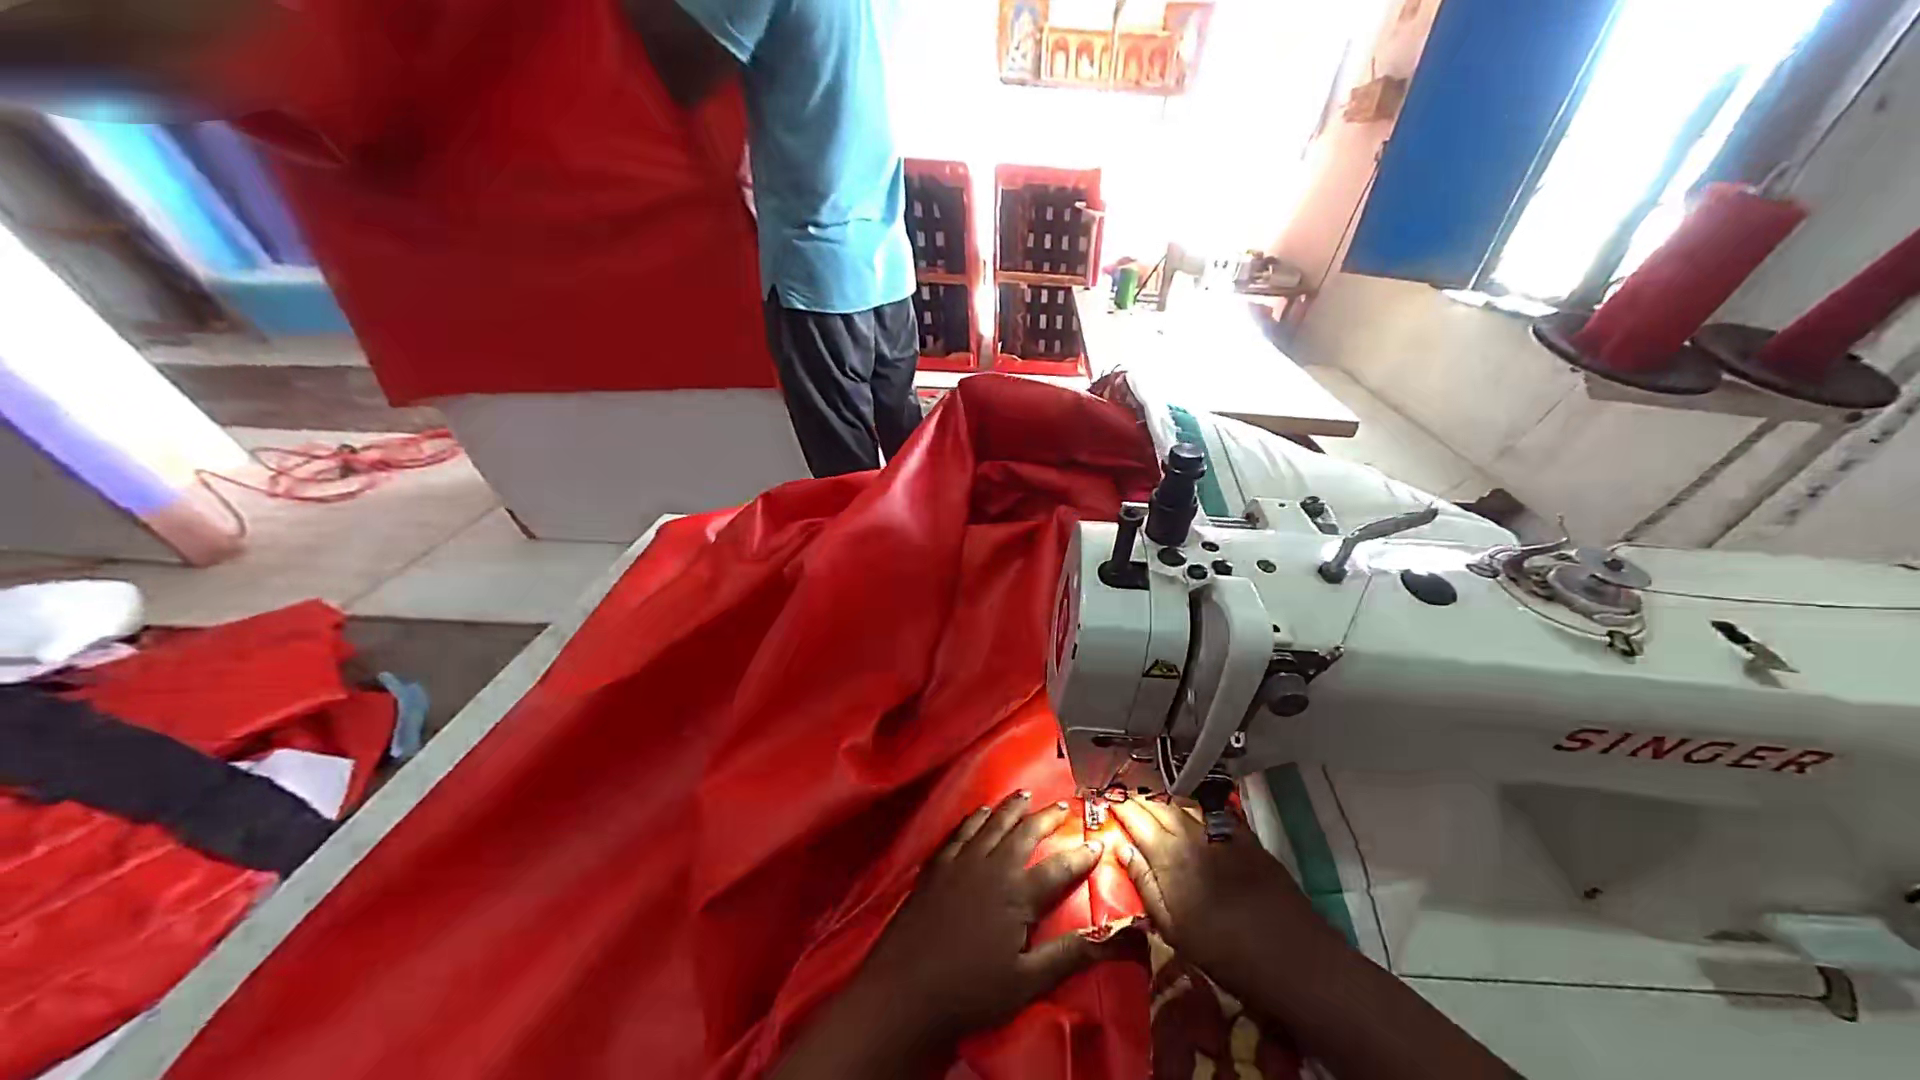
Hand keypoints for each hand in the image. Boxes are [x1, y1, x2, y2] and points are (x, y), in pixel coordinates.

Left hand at [772, 791, 1126, 1079]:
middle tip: (1063, 805)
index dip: (1080, 856)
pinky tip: (980, 813)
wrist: (905, 988)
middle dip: (1046, 817)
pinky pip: (961, 831)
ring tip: (1025, 795)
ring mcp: (960, 861)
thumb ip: (1069, 954)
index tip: (1098, 843)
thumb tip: (1116, 935)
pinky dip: (975, 818)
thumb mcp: (1027, 981)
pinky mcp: (937, 865)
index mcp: (1017, 894)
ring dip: (1011, 808)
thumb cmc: (971, 990)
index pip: (1058, 869)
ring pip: (991, 824)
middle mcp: (991, 867)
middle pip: (1024, 833)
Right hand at [1111, 796, 1336, 998]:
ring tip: (1149, 799)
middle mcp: (1193, 834)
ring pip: (1184, 804)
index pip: (1136, 819)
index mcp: (1169, 856)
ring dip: (1163, 798)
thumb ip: (1145, 884)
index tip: (1104, 800)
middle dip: (1138, 799)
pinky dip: (1195, 805)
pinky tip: (1190, 807)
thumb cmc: (1224, 951)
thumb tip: (1121, 848)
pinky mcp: (1246, 838)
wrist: (1292, 958)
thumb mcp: (1173, 928)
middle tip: (1123, 796)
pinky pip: (1213, 810)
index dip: (1119, 807)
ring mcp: (1222, 833)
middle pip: (1159, 806)